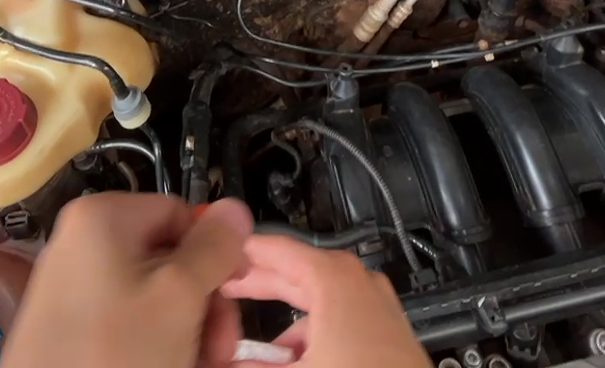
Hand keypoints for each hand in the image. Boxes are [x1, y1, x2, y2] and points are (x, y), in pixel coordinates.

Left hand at [0, 193, 253, 367]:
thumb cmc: (116, 354)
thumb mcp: (179, 298)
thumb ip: (214, 248)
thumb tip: (235, 207)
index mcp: (101, 216)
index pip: (181, 213)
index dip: (213, 254)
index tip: (233, 294)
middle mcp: (81, 241)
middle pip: (168, 257)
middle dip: (201, 302)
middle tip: (219, 348)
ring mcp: (71, 286)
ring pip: (151, 295)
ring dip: (185, 328)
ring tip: (197, 363)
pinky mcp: (66, 328)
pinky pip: (125, 321)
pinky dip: (153, 343)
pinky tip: (168, 365)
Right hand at [221, 234, 430, 367]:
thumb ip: (252, 364)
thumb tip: (225, 361)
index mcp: (332, 277)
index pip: (274, 248)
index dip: (240, 253)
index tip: (217, 254)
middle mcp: (356, 281)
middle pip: (294, 271)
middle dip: (257, 283)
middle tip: (224, 287)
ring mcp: (376, 304)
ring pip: (316, 299)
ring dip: (284, 319)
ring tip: (255, 347)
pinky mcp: (387, 332)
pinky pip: (339, 319)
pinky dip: (313, 333)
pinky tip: (294, 361)